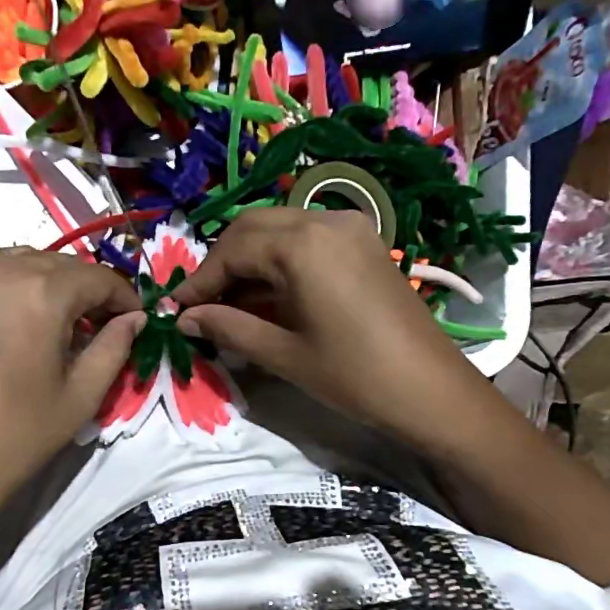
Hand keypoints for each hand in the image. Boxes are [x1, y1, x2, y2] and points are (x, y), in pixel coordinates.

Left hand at [0, 249, 143, 581]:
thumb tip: (133, 319)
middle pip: (56, 263)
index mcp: (37, 294)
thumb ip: (113, 347)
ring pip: (15, 262)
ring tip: (52, 322)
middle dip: (85, 290)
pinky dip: (3, 285)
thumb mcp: (79, 397)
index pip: (97, 276)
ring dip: (44, 283)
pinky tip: (8, 319)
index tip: (134, 319)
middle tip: (97, 324)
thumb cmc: (12, 439)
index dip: (123, 297)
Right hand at [171, 207, 519, 459]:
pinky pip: (310, 239)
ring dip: (252, 259)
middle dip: (223, 263)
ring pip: (282, 229)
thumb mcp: (285, 354)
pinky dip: (283, 259)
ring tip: (234, 305)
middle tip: (205, 305)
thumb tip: (186, 318)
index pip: (232, 249)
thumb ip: (229, 327)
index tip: (177, 310)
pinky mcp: (367, 243)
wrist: (432, 389)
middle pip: (254, 228)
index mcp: (302, 243)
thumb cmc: (355, 376)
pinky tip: (273, 295)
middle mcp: (325, 219)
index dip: (200, 281)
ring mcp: (351, 228)